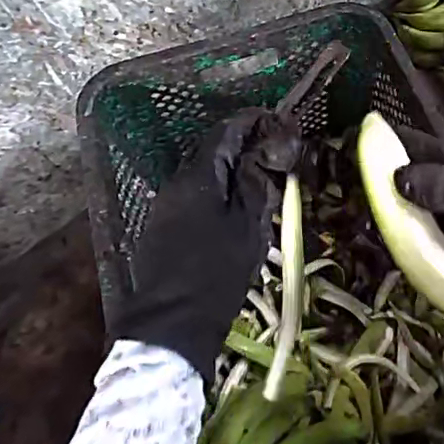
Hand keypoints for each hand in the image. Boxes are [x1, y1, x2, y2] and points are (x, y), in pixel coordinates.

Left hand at [123, 109, 299, 379]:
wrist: (172, 322)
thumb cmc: (216, 271)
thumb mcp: (249, 226)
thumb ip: (257, 182)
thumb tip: (266, 149)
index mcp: (198, 177)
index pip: (226, 131)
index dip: (253, 121)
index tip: (278, 120)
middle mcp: (177, 182)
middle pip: (212, 149)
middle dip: (244, 142)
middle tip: (276, 147)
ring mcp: (167, 204)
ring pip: (204, 172)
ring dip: (232, 165)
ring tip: (263, 172)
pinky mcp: (164, 225)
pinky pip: (196, 192)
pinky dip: (219, 186)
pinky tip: (238, 200)